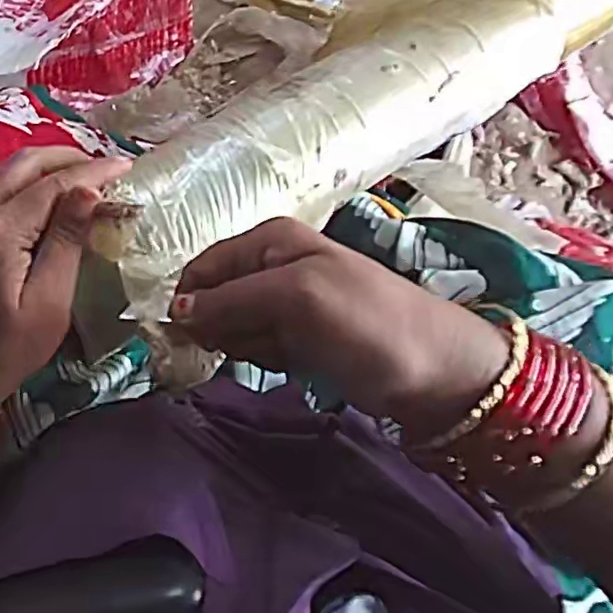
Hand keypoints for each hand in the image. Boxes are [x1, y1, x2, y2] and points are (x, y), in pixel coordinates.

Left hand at [0, 149, 132, 395]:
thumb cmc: (16, 342)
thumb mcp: (52, 298)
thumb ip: (68, 240)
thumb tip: (89, 191)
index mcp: (0, 233)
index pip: (53, 185)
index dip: (93, 171)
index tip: (126, 167)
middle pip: (26, 162)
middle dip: (70, 157)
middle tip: (106, 169)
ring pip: (11, 169)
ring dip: (51, 165)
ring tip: (88, 177)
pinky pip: (3, 185)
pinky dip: (34, 179)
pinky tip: (58, 193)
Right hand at [171, 218, 510, 430]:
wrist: (436, 370)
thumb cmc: (366, 320)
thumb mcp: (297, 297)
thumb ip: (233, 300)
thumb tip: (175, 311)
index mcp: (270, 242)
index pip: (205, 267)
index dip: (187, 300)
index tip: (175, 337)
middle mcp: (272, 268)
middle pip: (214, 297)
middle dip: (216, 326)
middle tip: (241, 347)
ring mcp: (284, 305)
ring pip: (232, 326)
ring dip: (239, 345)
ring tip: (278, 352)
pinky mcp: (295, 339)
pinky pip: (255, 347)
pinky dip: (259, 358)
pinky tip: (285, 362)